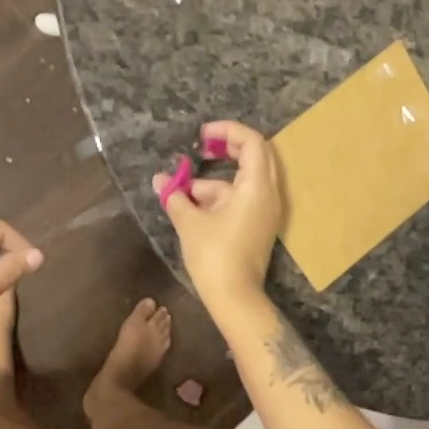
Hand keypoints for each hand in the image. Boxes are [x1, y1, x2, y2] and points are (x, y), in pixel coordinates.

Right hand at [155, 119, 283, 307]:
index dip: (228, 131)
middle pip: (255, 157)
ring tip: (184, 192)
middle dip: (228, 148)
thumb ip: (175, 196)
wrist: (235, 297)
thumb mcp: (189, 222)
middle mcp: (269, 195)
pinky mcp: (261, 227)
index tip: (203, 136)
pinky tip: (194, 206)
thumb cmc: (214, 256)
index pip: (252, 142)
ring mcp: (267, 212)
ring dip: (217, 180)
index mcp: (257, 187)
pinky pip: (245, 199)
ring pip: (246, 181)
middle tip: (203, 148)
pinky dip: (223, 197)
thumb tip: (159, 181)